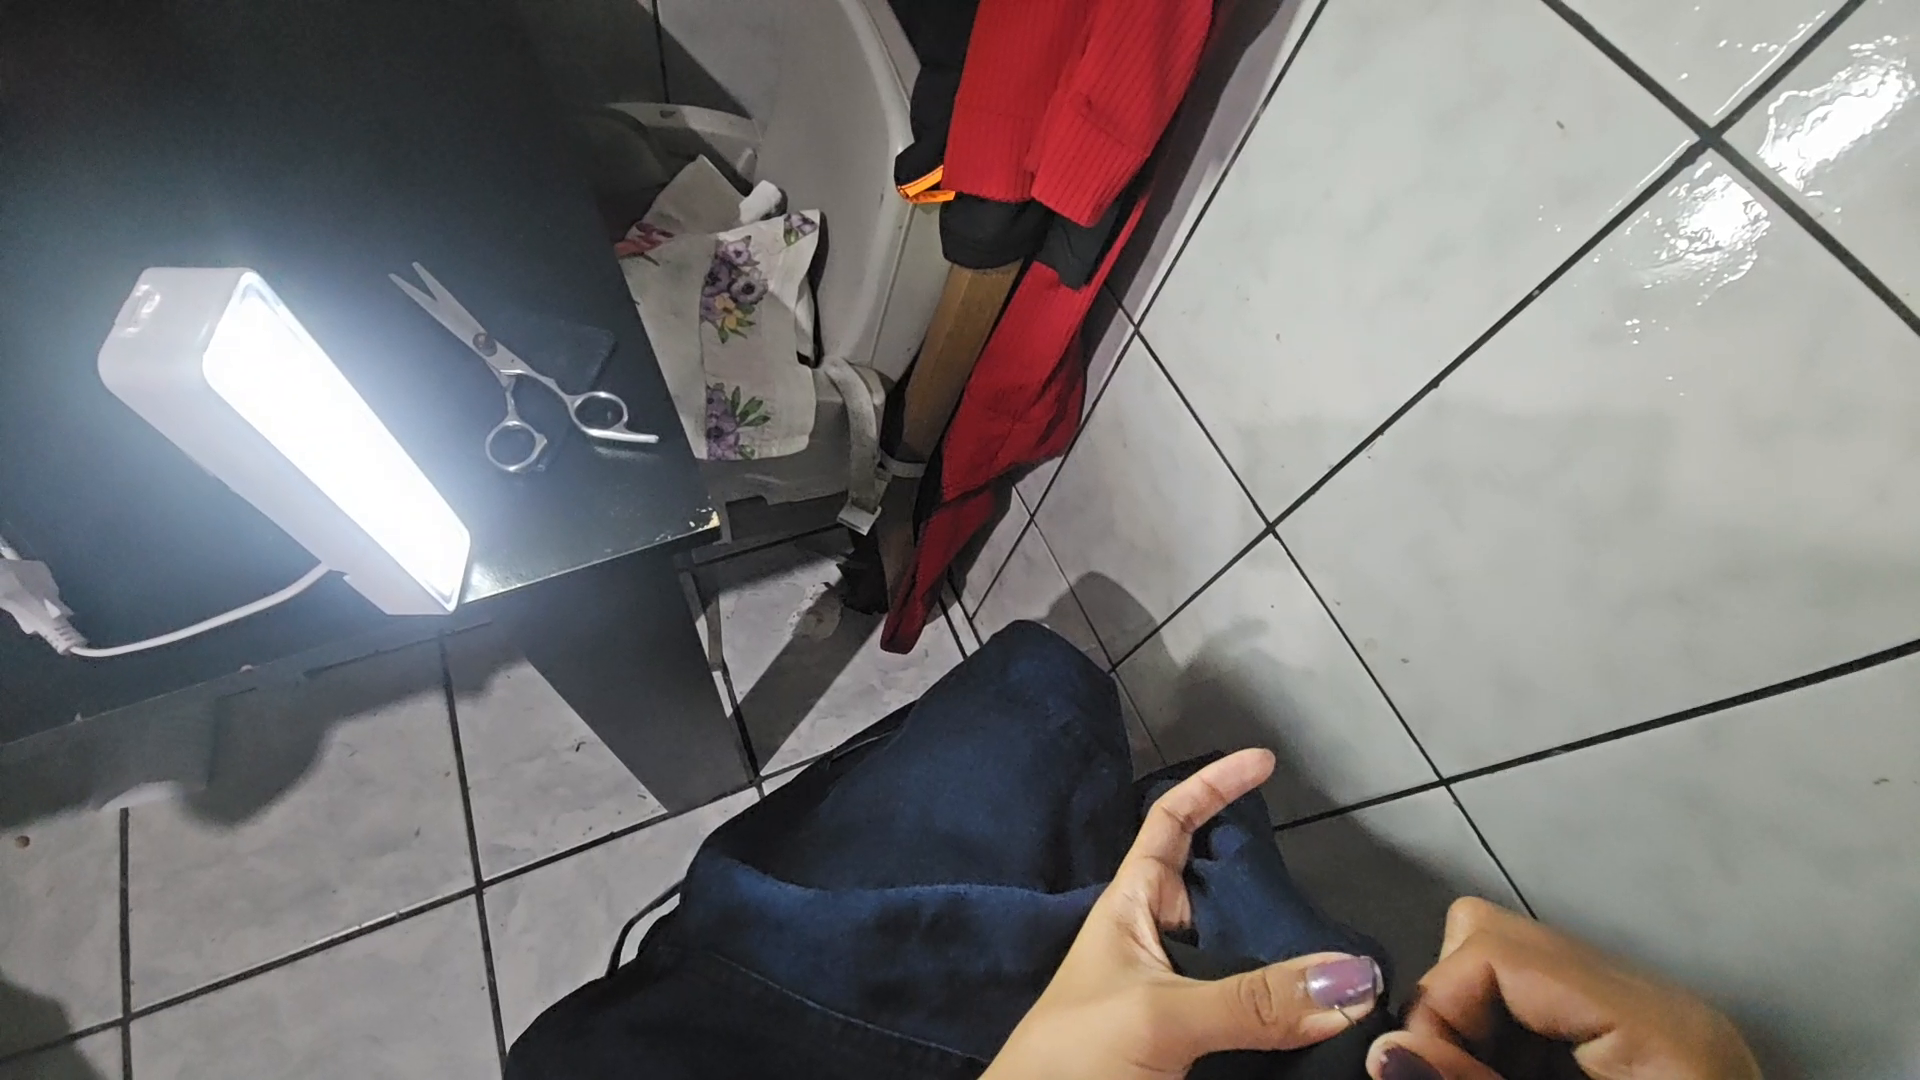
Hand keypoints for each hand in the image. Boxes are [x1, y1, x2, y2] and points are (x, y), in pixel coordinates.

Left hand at [982, 749, 1384, 1079]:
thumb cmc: (1076, 1054)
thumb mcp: (1159, 1013)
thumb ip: (1250, 998)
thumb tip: (1353, 976)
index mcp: (1132, 901)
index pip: (1171, 820)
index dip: (1212, 784)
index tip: (1263, 760)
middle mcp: (1159, 935)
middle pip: (1222, 889)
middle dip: (1273, 882)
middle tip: (1338, 892)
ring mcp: (1178, 988)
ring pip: (1244, 951)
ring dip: (1290, 951)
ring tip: (1355, 955)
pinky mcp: (1195, 1041)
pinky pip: (1252, 1009)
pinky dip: (1289, 1007)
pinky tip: (1331, 1014)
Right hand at [1370, 898, 1760, 1079]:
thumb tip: (1384, 1053)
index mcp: (1655, 1025)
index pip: (1494, 948)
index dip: (1439, 1002)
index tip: (1420, 1072)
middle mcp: (1651, 996)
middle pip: (1491, 935)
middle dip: (1450, 1001)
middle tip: (1448, 1072)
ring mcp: (1645, 1011)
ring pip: (1502, 955)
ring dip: (1469, 1014)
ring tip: (1479, 1077)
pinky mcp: (1634, 1033)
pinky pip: (1529, 991)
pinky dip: (1498, 1027)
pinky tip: (1512, 1076)